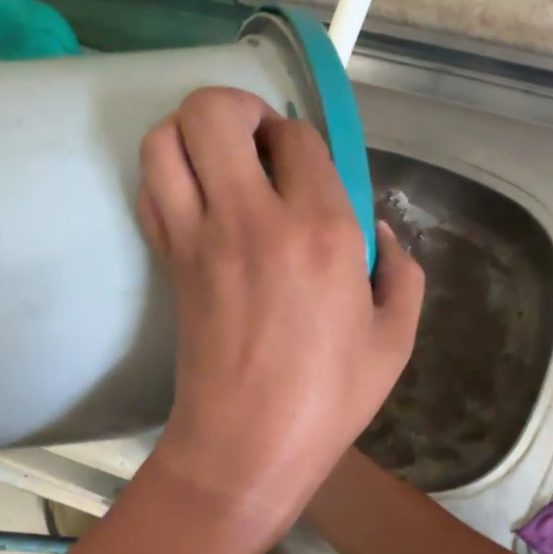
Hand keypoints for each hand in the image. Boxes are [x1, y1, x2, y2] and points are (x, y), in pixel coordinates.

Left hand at [135, 86, 424, 543]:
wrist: (247, 445)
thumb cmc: (328, 398)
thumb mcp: (396, 339)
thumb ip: (402, 272)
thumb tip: (381, 233)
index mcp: (321, 230)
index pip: (297, 138)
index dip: (299, 139)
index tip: (304, 167)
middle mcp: (252, 218)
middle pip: (213, 111)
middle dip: (236, 107)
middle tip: (257, 141)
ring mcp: (198, 238)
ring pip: (166, 140)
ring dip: (190, 132)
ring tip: (220, 161)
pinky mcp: (169, 262)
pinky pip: (150, 190)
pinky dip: (168, 177)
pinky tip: (199, 201)